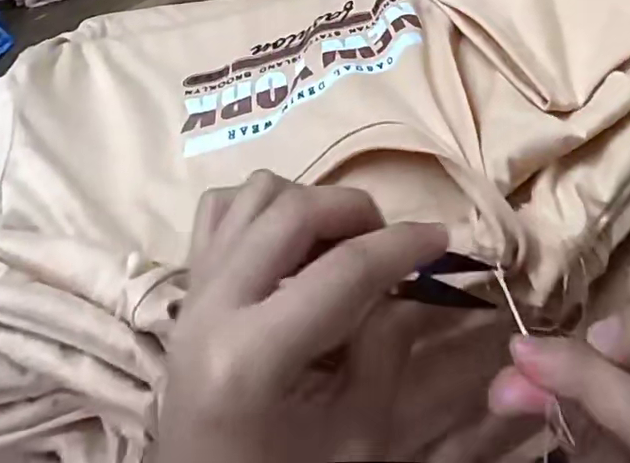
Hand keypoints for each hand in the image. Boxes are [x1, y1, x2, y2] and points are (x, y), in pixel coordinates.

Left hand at [153, 170, 449, 462]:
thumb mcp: (353, 437)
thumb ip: (383, 351)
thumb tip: (403, 282)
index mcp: (251, 357)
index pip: (342, 271)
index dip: (400, 245)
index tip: (442, 235)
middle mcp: (213, 304)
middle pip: (293, 211)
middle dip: (355, 210)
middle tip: (390, 242)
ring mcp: (194, 286)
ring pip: (255, 194)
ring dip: (308, 200)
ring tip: (338, 242)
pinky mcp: (187, 281)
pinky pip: (221, 207)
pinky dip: (261, 206)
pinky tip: (288, 239)